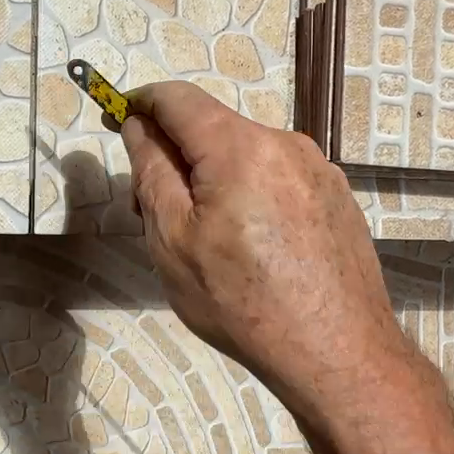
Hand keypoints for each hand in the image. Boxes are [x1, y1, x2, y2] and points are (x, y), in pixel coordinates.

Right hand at [116, 82, 424, 419]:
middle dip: (171, 152)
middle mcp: (284, 143)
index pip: (177, 97)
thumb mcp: (172, 238)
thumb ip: (150, 170)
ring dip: (206, 174)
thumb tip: (138, 125)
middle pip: (209, 125)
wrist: (339, 357)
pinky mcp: (335, 196)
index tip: (114, 121)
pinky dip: (242, 189)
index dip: (138, 103)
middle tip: (148, 208)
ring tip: (198, 235)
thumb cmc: (239, 300)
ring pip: (240, 151)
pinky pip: (272, 174)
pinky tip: (243, 244)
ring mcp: (317, 169)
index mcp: (240, 147)